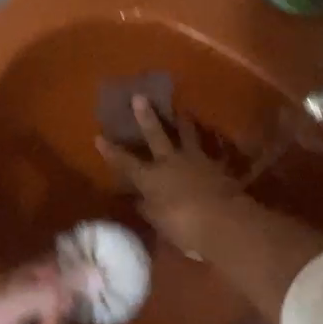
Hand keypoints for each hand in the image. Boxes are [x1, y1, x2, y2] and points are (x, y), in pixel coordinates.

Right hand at [96, 96, 241, 258]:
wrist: (224, 221)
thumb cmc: (184, 228)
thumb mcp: (159, 222)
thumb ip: (149, 209)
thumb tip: (140, 201)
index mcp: (151, 178)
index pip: (126, 163)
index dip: (111, 151)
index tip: (98, 136)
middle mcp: (171, 162)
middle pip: (156, 136)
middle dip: (146, 117)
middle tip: (139, 96)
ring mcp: (196, 161)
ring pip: (188, 135)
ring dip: (183, 122)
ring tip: (182, 110)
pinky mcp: (219, 166)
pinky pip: (217, 151)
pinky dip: (217, 143)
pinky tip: (218, 136)